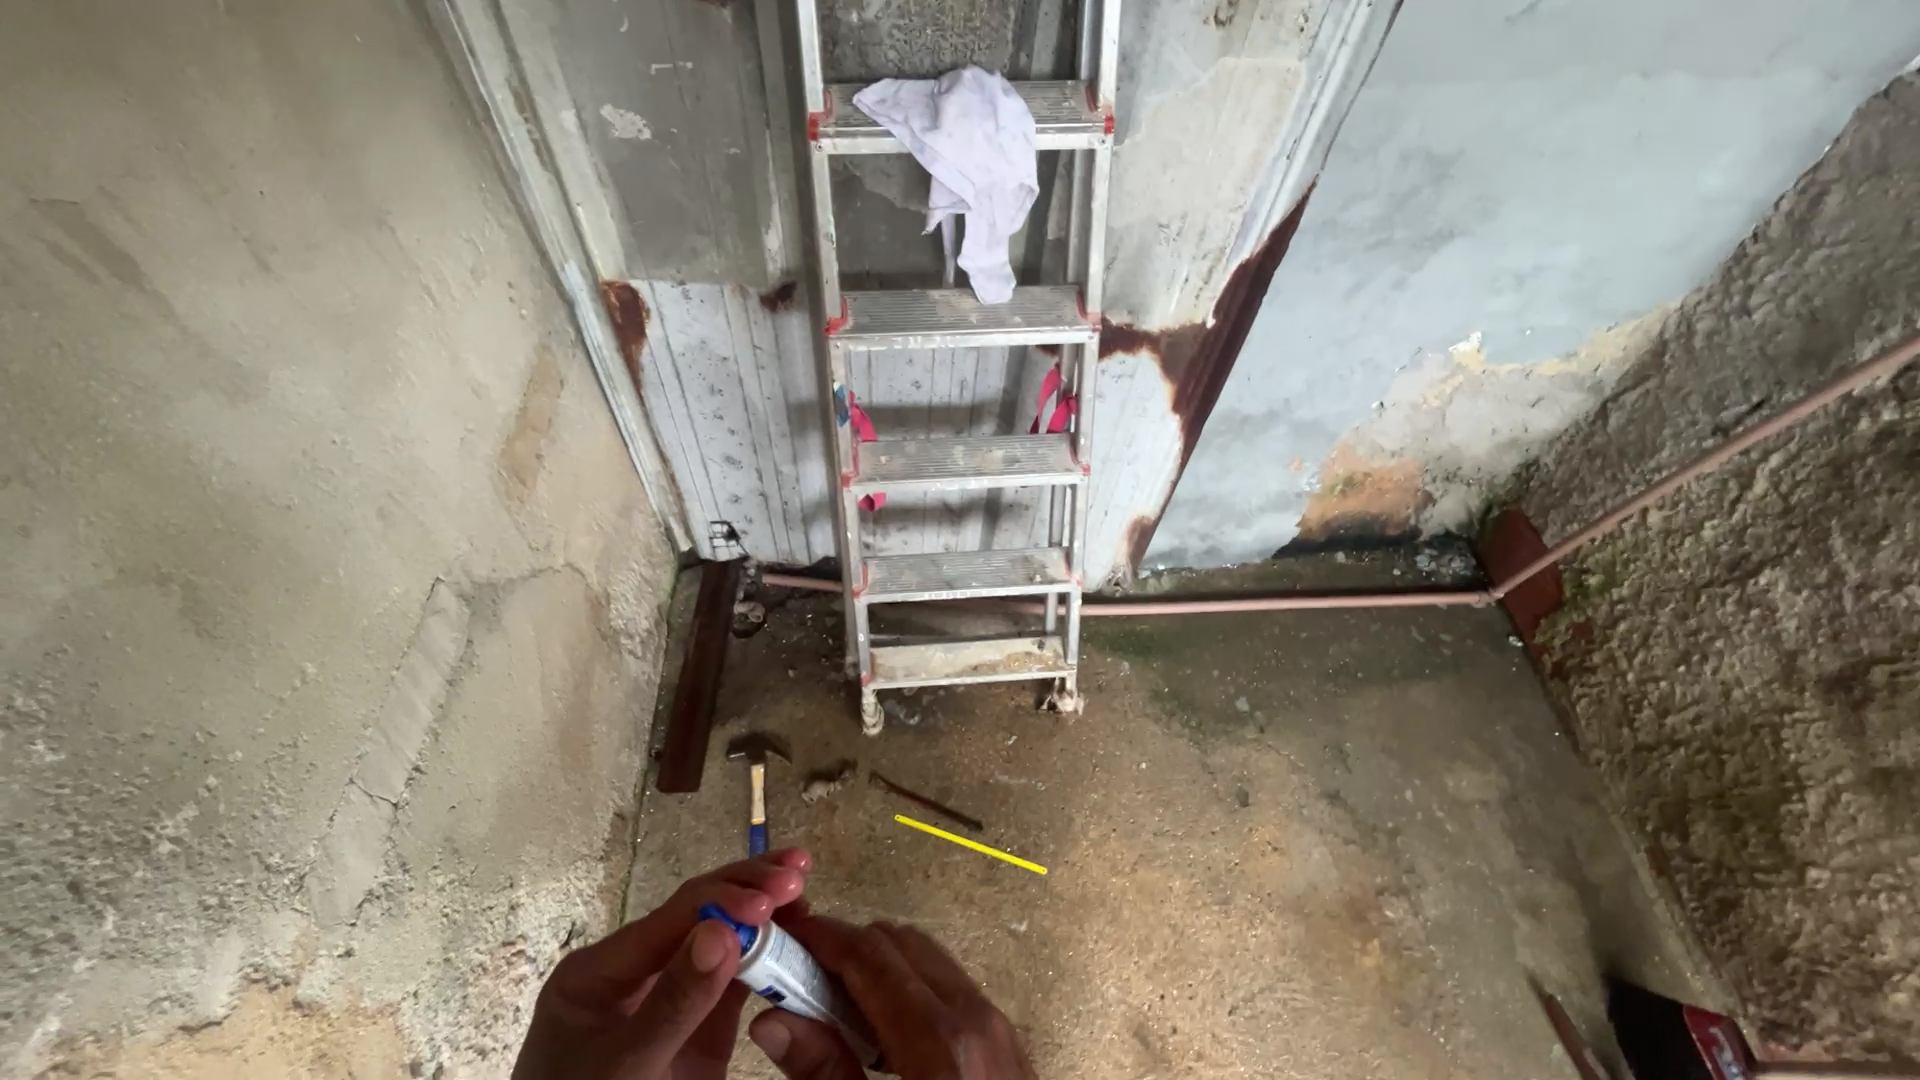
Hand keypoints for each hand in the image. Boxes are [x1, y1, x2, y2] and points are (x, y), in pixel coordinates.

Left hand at [512, 850, 810, 1079]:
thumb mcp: (625, 1068)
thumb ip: (672, 1003)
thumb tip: (723, 931)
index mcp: (602, 970)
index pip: (670, 915)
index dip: (723, 900)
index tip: (771, 900)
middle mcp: (639, 968)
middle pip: (699, 910)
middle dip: (749, 887)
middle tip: (798, 874)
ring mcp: (673, 989)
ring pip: (724, 932)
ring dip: (765, 907)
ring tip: (803, 884)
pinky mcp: (703, 1017)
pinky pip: (739, 972)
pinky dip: (770, 950)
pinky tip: (798, 930)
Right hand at [747, 917, 1034, 1079]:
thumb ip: (823, 1075)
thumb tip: (772, 1022)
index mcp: (939, 1039)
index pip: (870, 955)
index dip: (822, 938)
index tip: (784, 937)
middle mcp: (973, 1013)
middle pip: (898, 943)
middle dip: (846, 950)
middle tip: (799, 979)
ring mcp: (995, 1020)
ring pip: (925, 956)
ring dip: (878, 965)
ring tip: (836, 1008)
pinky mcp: (1003, 1035)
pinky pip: (947, 983)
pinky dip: (908, 985)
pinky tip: (883, 1033)